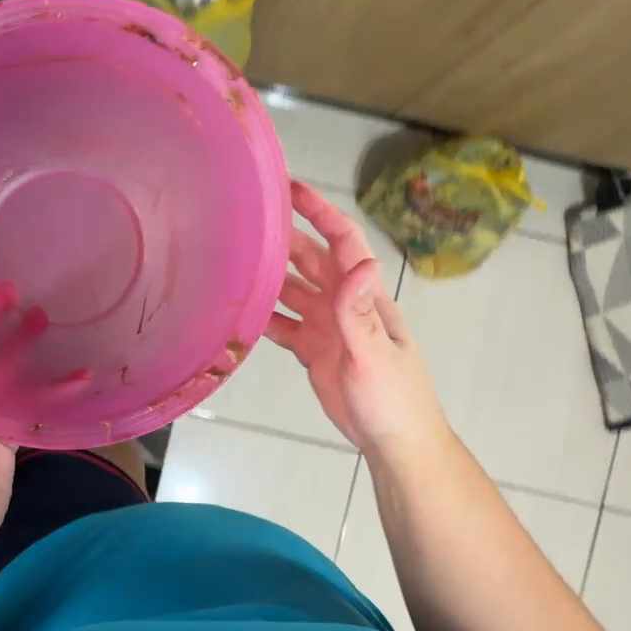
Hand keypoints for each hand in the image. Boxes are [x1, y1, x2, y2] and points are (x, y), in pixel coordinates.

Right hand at [265, 180, 451, 461]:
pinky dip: (265, 318)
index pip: (342, 243)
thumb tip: (361, 263)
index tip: (292, 189)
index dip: (320, 213)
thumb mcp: (374, 354)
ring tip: (236, 262)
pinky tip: (241, 314)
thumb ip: (359, 312)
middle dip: (285, 239)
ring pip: (294, 292)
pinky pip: (285, 326)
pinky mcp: (314, 351)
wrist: (394, 441)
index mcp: (363, 297)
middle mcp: (344, 305)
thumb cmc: (393, 398)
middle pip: (312, 261)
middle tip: (247, 223)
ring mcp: (328, 328)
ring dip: (271, 277)